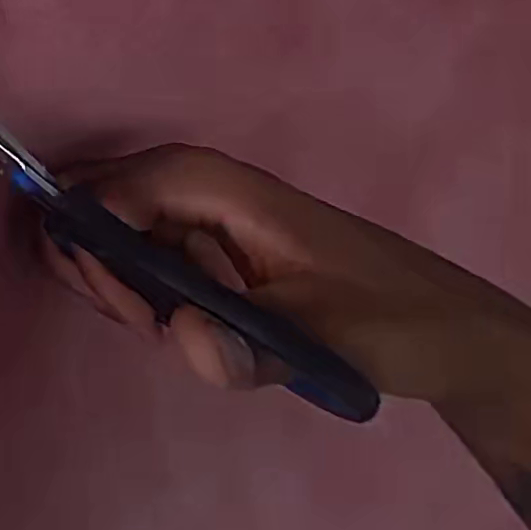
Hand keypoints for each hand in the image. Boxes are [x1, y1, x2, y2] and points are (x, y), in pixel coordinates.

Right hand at [38, 144, 530, 405]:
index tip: (131, 306)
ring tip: (160, 325)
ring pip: (96, 225)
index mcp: (216, 183)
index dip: (99, 238)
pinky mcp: (182, 238)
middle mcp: (185, 183)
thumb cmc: (390, 317)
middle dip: (91, 259)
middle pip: (91, 198)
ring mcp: (179, 209)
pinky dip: (119, 284)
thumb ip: (254, 346)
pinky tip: (161, 318)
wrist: (439, 326)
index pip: (117, 187)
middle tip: (143, 320)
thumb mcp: (332, 339)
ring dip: (105, 278)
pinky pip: (118, 248)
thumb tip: (180, 335)